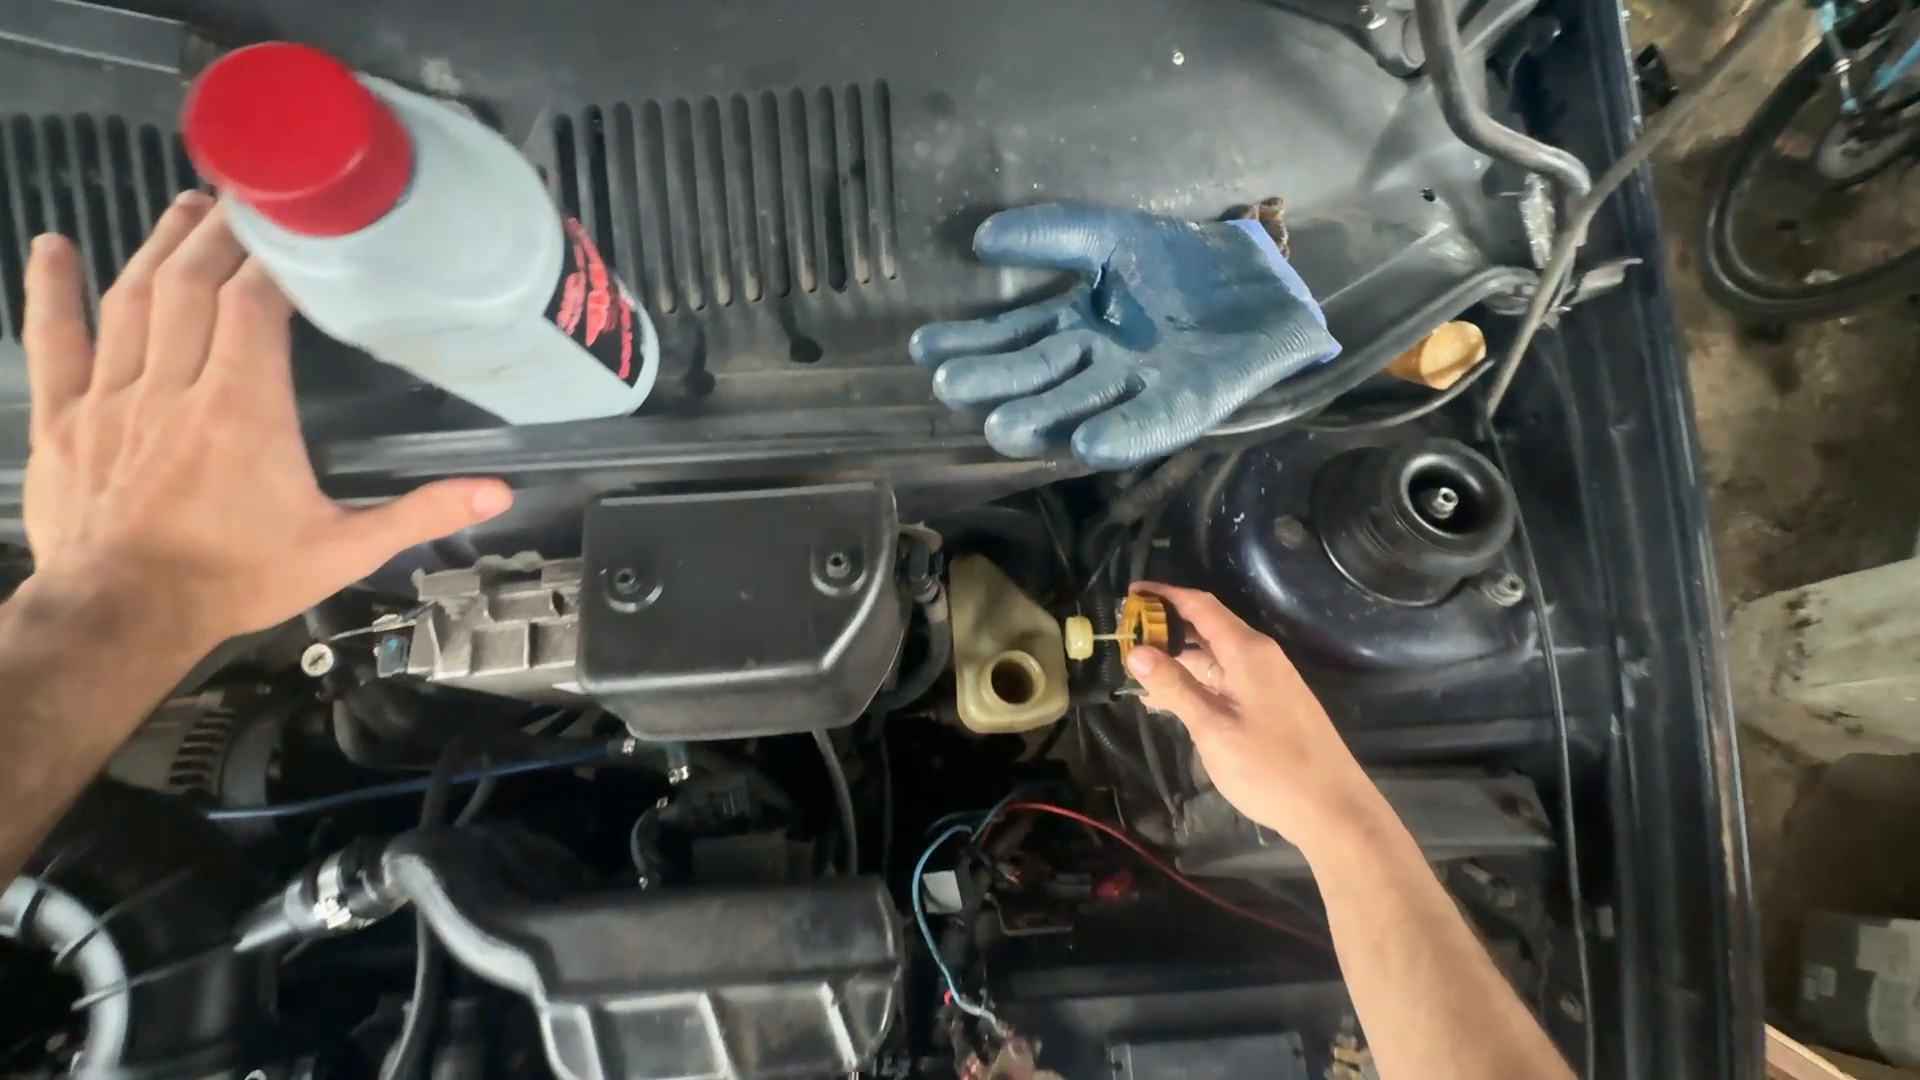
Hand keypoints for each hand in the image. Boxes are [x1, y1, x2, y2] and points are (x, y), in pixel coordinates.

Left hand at [20, 192, 511, 649]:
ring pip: (131, 302)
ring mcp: (111, 400)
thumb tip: (499, 492)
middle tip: (250, 203)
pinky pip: (54, 341)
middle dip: (221, 240)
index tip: (297, 236)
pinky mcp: (66, 419)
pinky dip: (52, 290)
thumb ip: (424, 513)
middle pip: (189, 289)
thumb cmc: (242, 577)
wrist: (126, 615)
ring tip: (188, 210)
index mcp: (243, 413)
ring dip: (158, 248)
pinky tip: (53, 248)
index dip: (271, 266)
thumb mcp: (350, 548)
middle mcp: (174, 391)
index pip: (249, 310)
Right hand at [908, 204, 1337, 467]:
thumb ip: (1052, 235)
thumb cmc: (1179, 262)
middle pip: (1035, 378)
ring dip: (1041, 421)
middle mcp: (1091, 367)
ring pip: (1079, 409)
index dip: (968, 344)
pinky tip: (1088, 444)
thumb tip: (977, 239)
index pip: (1010, 339)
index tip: (922, 348)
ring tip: (999, 428)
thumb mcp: (1110, 236)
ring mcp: (1134, 391)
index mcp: (1070, 328)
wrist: (1258, 279)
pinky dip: (1120, 434)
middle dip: (993, 384)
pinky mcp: (1181, 408)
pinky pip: (1147, 424)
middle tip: (949, 388)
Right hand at [1121, 583, 1382, 851]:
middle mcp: (1259, 656)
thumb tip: (1135, 651)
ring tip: (1137, 669)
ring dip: (1177, 658)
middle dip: (1165, 627)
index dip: (1164, 595)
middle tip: (1125, 636)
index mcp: (1247, 651)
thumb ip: (1174, 686)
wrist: (1335, 811)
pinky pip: (1225, 677)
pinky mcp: (1271, 702)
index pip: (1200, 606)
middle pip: (1206, 627)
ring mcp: (1268, 680)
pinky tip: (1170, 699)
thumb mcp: (1213, 728)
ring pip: (1214, 656)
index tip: (1130, 593)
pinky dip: (1195, 680)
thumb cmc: (1271, 768)